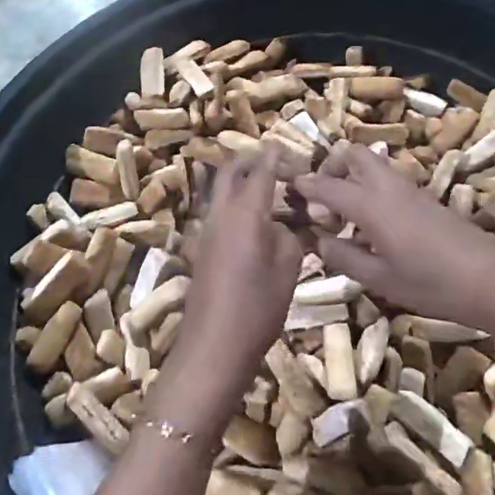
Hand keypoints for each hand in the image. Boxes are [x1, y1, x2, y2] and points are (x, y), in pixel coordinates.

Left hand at [148, 152, 302, 436]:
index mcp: (245, 211)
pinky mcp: (204, 249)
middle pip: (232, 172)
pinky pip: (222, 213)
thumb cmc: (258, 305)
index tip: (291, 148)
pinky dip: (240, 206)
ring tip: (276, 194)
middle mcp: (221, 213)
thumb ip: (289, 235)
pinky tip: (262, 224)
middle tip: (280, 166)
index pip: (261, 169)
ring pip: (224, 192)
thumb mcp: (289, 267)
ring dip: (245, 185)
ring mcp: (207, 231)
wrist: (214, 346)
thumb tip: (283, 224)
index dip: (277, 156)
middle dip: (254, 162)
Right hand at [292, 144, 494, 331]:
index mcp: (371, 204)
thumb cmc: (431, 284)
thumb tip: (318, 240)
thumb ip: (343, 256)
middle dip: (331, 167)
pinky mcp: (426, 198)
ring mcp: (410, 189)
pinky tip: (371, 225)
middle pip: (354, 154)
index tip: (288, 189)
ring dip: (352, 177)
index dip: (305, 186)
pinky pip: (388, 180)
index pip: (328, 185)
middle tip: (321, 199)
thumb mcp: (379, 278)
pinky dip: (370, 188)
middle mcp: (389, 186)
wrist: (492, 280)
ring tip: (343, 216)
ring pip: (373, 164)